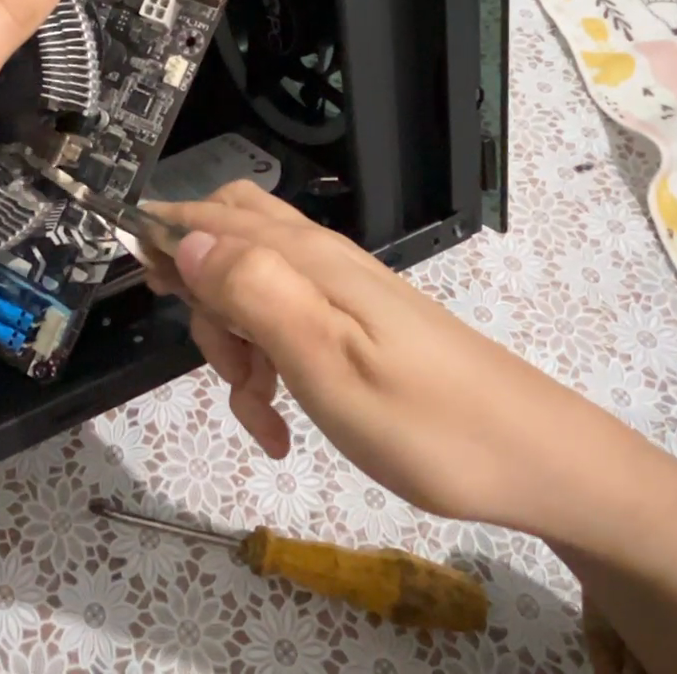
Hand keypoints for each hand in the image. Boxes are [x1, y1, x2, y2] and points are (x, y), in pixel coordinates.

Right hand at [144, 182, 634, 532]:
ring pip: (251, 290)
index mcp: (308, 260)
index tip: (137, 275)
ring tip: (257, 408)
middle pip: (227, 239)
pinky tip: (279, 422)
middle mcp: (320, 262)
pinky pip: (284, 327)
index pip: (214, 214)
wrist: (538, 462)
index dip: (164, 231)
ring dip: (233, 345)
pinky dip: (266, 366)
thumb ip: (255, 294)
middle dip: (198, 293)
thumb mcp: (326, 365)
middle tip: (211, 354)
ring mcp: (338, 295)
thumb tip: (189, 239)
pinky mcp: (353, 327)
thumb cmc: (427, 423)